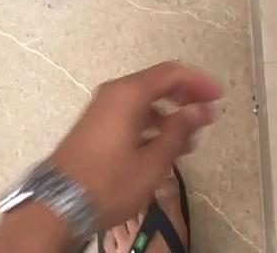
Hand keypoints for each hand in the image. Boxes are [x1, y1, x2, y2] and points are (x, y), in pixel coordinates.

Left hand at [48, 62, 220, 228]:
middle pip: (158, 82)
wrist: (59, 202)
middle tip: (208, 112)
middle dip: (186, 95)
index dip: (198, 80)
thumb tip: (199, 109)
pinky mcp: (97, 122)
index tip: (217, 94)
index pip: (171, 73)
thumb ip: (178, 131)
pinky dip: (153, 121)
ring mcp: (104, 106)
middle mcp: (116, 92)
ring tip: (191, 137)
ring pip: (145, 99)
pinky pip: (132, 111)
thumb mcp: (152, 162)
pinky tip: (164, 145)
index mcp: (130, 93)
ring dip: (170, 111)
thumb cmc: (108, 182)